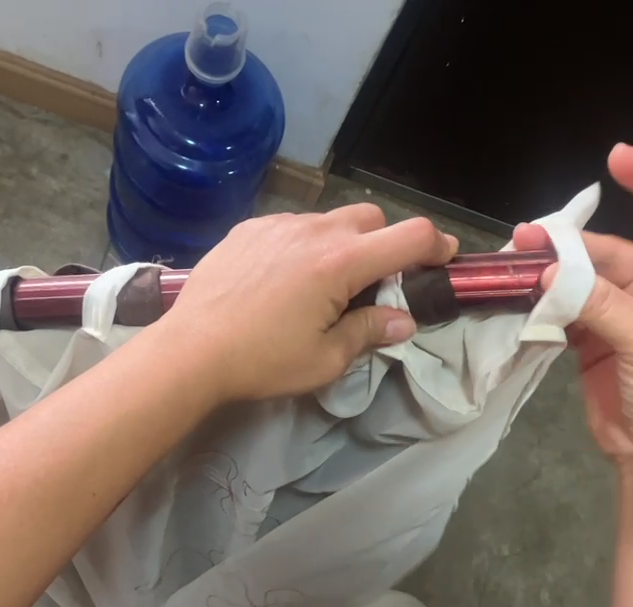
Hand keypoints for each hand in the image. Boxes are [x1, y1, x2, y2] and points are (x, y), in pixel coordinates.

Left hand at [156, 205, 457, 402]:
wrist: (191, 350)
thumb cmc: (261, 362)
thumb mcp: (323, 360)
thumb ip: (368, 333)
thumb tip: (402, 322)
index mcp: (342, 262)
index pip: (410, 236)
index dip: (435, 245)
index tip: (441, 260)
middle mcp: (314, 231)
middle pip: (370, 219)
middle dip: (383, 244)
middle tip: (371, 284)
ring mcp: (276, 225)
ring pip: (327, 220)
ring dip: (339, 243)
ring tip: (319, 284)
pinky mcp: (246, 229)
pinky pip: (288, 227)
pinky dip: (300, 245)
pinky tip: (279, 279)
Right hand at [513, 144, 632, 460]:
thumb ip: (600, 304)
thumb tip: (548, 275)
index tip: (616, 159)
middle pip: (612, 250)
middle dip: (571, 245)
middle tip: (523, 241)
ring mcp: (622, 319)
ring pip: (582, 284)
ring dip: (550, 278)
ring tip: (512, 270)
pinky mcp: (594, 347)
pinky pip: (566, 316)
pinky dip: (544, 310)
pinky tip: (519, 305)